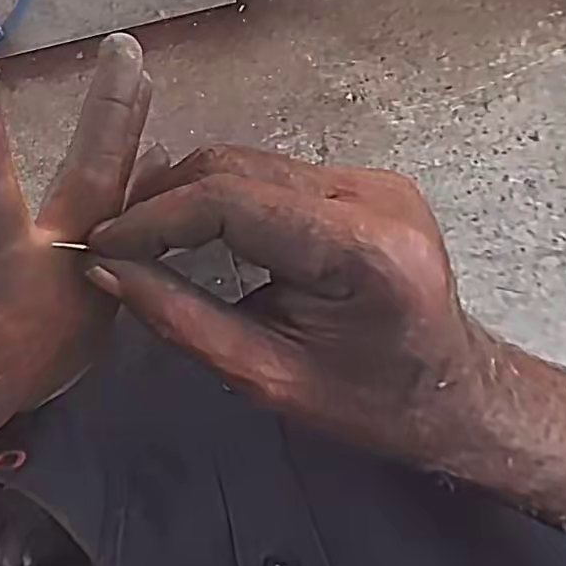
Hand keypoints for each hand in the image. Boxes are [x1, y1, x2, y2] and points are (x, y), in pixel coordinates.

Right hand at [85, 145, 490, 460]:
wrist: (461, 392)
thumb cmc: (370, 404)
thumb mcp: (265, 377)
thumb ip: (179, 317)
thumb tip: (106, 269)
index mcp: (359, 251)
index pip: (229, 201)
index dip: (154, 216)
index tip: (105, 240)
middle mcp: (369, 194)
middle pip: (234, 167)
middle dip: (163, 198)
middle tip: (117, 236)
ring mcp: (369, 177)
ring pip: (246, 161)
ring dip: (186, 191)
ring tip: (144, 228)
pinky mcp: (361, 177)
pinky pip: (267, 171)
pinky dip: (219, 192)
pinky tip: (193, 220)